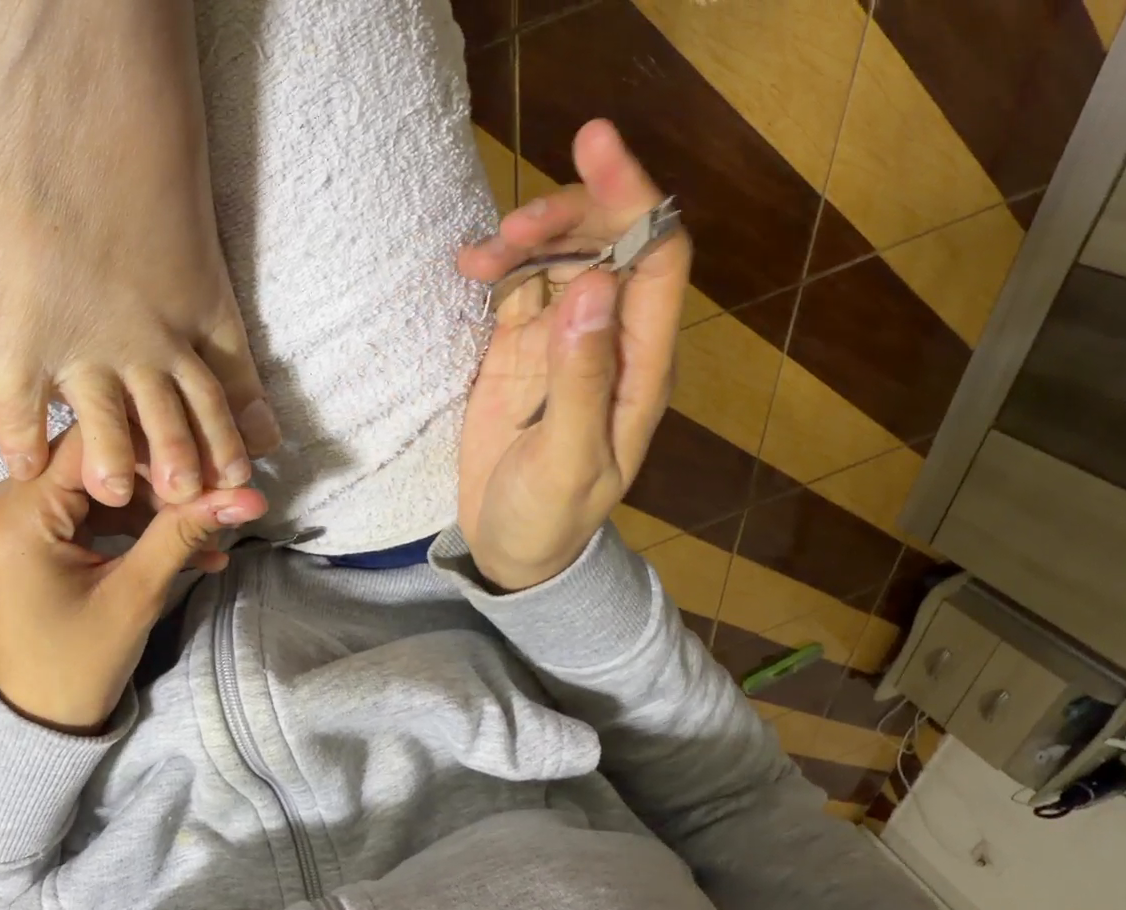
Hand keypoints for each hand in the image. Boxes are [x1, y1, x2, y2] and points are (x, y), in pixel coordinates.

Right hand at [0, 1, 279, 507]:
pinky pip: (20, 407)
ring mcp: (83, 344)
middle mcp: (145, 337)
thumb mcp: (188, 226)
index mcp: (192, 303)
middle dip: (189, 460)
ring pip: (110, 425)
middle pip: (175, 415)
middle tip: (198, 499)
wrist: (42, 118)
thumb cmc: (124, 163)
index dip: (236, 427)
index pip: (224, 381)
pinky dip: (21, 438)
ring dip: (118, 462)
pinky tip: (22, 468)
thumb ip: (212, 282)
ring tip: (121, 493)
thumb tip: (243, 317)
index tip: (250, 467)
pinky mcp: (18, 341)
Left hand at [0, 427, 267, 730]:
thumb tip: (249, 495)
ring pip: (96, 483)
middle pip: (94, 461)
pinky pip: (84, 509)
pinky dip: (129, 524)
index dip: (157, 449)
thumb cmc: (78, 664)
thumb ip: (184, 533)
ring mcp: (8, 515)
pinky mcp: (24, 531)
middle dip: (161, 481)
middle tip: (217, 498)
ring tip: (207, 534)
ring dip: (152, 506)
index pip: (92, 445)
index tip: (211, 470)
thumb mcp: (135, 594)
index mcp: (13, 515)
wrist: (36, 717)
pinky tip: (181, 545)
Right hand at [452, 120, 690, 592]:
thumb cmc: (549, 518)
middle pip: (607, 244)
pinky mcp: (519, 350)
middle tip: (509, 230)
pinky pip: (517, 289)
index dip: (636, 198)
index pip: (657, 259)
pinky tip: (469, 269)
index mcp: (640, 365)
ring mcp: (562, 340)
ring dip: (523, 242)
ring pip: (559, 258)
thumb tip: (588, 286)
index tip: (595, 147)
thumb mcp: (566, 462)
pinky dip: (496, 270)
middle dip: (568, 217)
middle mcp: (609, 338)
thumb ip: (581, 381)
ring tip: (477, 257)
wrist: (510, 546)